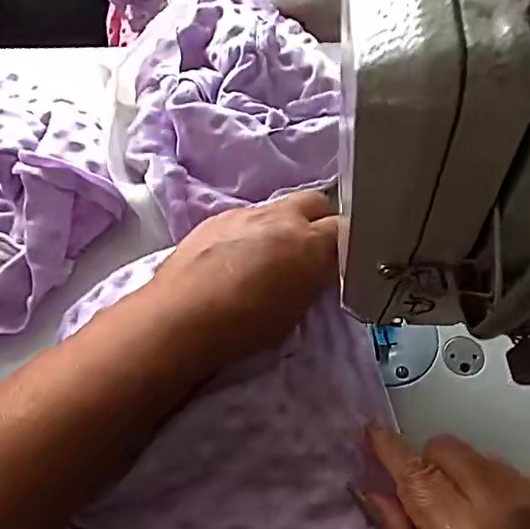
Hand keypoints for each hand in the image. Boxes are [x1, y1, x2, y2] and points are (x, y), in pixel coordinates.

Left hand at [143, 190, 342, 363]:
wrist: (183, 316)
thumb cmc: (245, 326)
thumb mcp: (295, 311)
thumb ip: (311, 281)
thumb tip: (312, 272)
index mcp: (309, 243)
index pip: (346, 229)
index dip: (346, 244)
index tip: (340, 261)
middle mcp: (281, 218)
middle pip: (316, 202)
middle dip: (319, 221)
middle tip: (311, 250)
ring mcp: (246, 213)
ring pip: (278, 208)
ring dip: (282, 225)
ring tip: (269, 257)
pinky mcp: (216, 218)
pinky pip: (245, 218)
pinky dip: (250, 232)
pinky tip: (235, 258)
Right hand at [358, 426, 529, 528]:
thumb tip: (372, 496)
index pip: (415, 473)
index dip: (388, 448)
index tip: (370, 431)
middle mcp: (501, 506)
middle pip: (446, 448)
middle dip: (423, 463)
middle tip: (419, 499)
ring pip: (476, 455)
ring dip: (456, 471)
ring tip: (459, 516)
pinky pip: (507, 471)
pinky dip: (488, 484)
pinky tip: (493, 523)